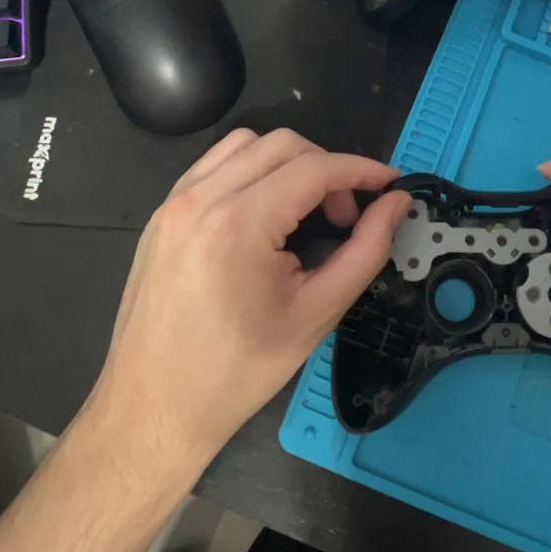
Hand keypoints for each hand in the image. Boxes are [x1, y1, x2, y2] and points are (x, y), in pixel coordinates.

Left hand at [87, 129, 410, 461]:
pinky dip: (251, 170)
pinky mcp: (162, 214)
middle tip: (346, 216)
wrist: (154, 409)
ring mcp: (174, 203)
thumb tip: (396, 204)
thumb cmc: (237, 371)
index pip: (314, 168)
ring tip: (305, 211)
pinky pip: (214, 164)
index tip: (390, 184)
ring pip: (245, 143)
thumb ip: (366, 250)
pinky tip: (266, 212)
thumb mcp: (316, 312)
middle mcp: (201, 199)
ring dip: (288, 162)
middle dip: (327, 168)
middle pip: (282, 144)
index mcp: (238, 224)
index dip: (361, 170)